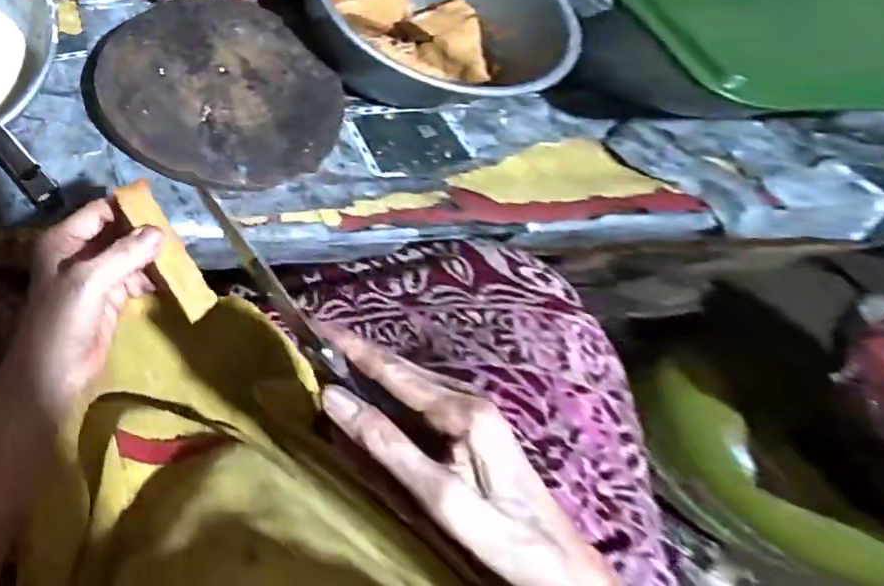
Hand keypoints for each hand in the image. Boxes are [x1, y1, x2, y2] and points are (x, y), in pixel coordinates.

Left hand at [2, 199, 162, 425]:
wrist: (51, 376)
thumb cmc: (62, 320)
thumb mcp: (89, 281)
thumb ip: (124, 254)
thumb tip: (159, 232)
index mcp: (64, 239)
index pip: (100, 211)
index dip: (128, 209)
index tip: (159, 212)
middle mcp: (78, 251)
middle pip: (117, 232)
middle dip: (145, 234)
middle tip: (177, 237)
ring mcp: (93, 275)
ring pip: (128, 255)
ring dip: (152, 256)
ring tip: (180, 257)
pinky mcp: (108, 297)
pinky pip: (133, 278)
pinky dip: (151, 277)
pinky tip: (172, 278)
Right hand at [318, 325, 619, 585]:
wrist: (569, 573)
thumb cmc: (506, 538)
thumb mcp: (442, 499)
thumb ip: (387, 446)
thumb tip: (332, 396)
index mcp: (462, 410)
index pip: (391, 368)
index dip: (350, 345)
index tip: (314, 323)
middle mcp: (467, 397)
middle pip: (400, 366)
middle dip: (356, 350)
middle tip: (315, 337)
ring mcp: (474, 410)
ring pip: (409, 378)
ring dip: (371, 366)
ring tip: (334, 357)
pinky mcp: (475, 426)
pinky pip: (419, 394)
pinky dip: (388, 384)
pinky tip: (373, 389)